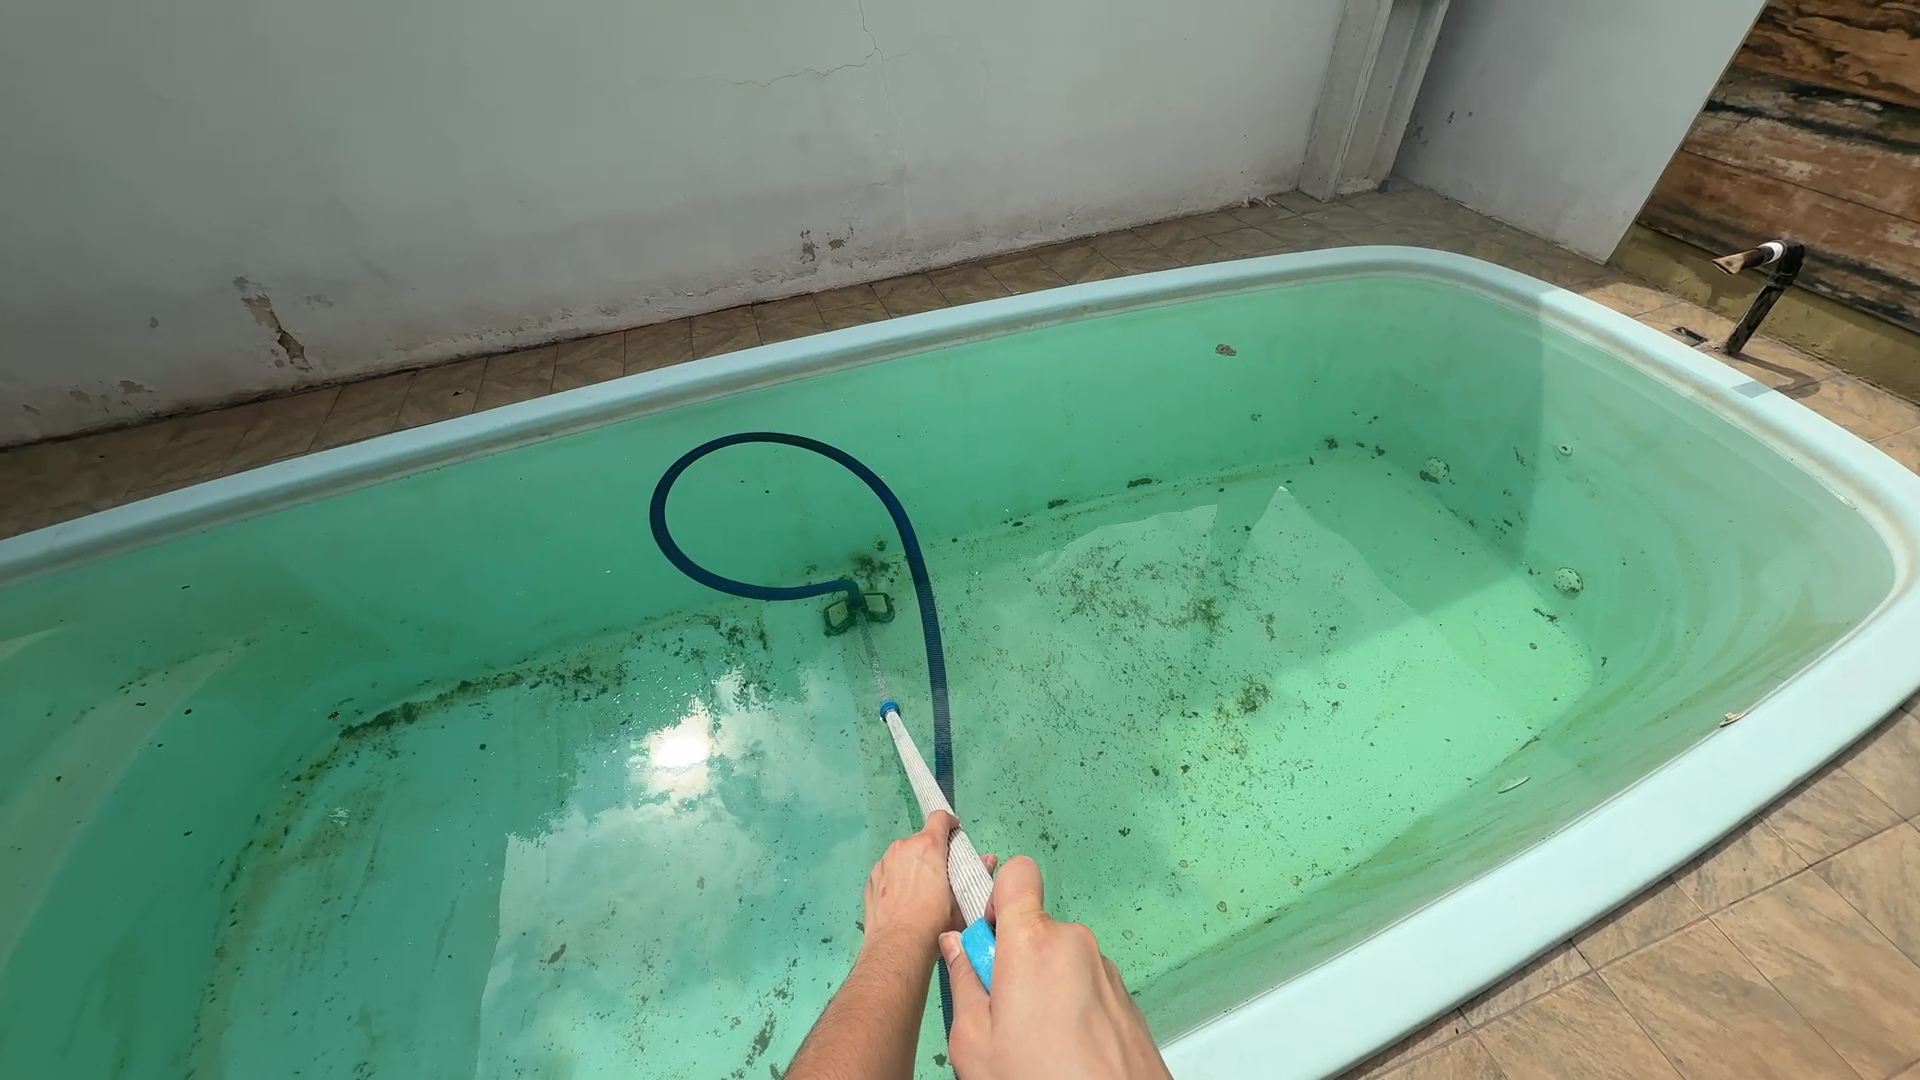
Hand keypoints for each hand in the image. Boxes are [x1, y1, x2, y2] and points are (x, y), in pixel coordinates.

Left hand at [861, 811, 996, 959]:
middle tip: (939, 875)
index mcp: (929, 846)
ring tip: (918, 891)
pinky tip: (900, 901)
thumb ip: (976, 875)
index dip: (949, 823)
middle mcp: (904, 846)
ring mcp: (885, 861)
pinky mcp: (871, 878)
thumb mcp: (962, 901)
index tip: (955, 834)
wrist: (898, 946)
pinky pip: (888, 871)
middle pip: (921, 839)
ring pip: (903, 854)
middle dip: (931, 851)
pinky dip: (895, 878)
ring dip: (912, 864)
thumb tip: (990, 858)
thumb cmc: (935, 922)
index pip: (940, 818)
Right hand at [940, 856, 1172, 1079]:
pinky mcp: (1126, 997)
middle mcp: (1074, 942)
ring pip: (1059, 958)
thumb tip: (956, 945)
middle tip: (1006, 1014)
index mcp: (1033, 941)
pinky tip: (1067, 1053)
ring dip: (1045, 986)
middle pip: (1034, 927)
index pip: (1018, 872)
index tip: (988, 936)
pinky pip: (1086, 983)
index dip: (998, 895)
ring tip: (1039, 1045)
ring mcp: (1105, 968)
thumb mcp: (974, 1043)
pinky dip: (1072, 1006)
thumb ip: (962, 982)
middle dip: (1015, 958)